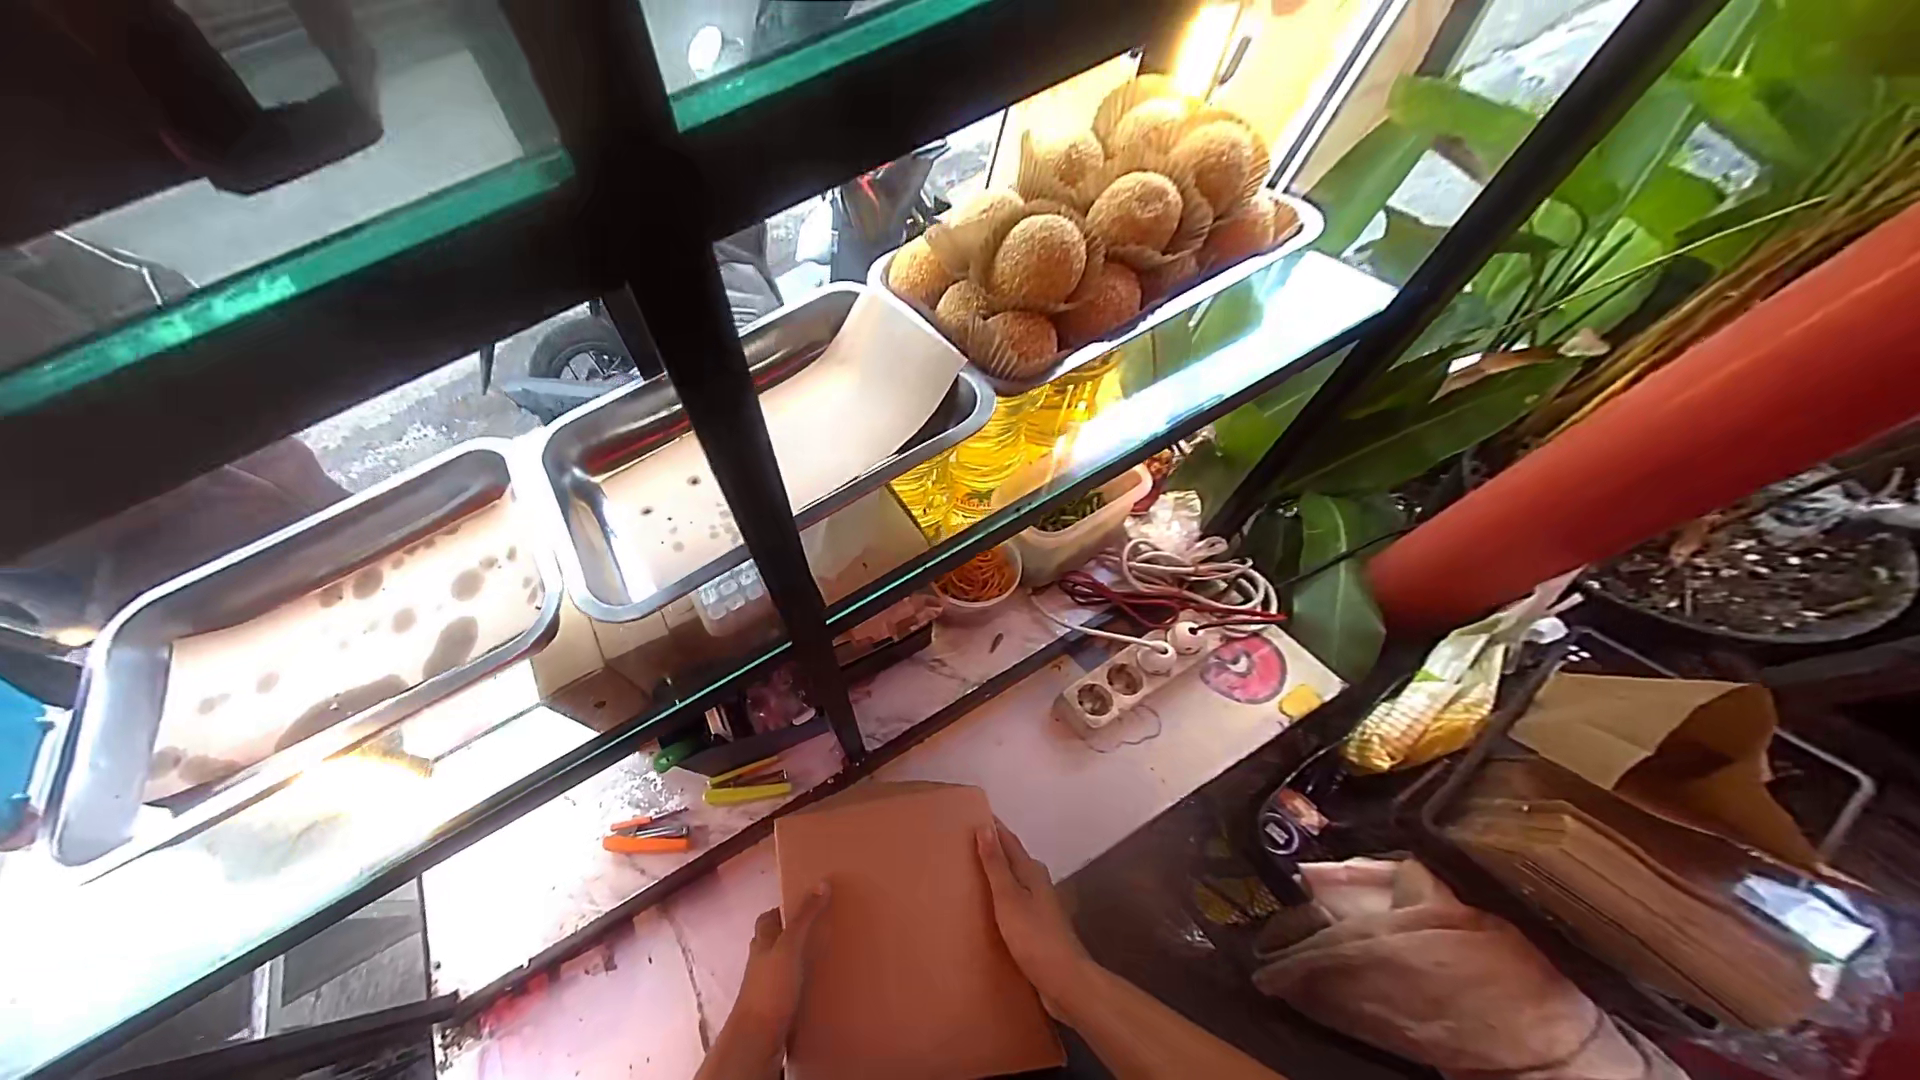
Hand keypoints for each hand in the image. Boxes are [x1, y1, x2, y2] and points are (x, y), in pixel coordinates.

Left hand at [731, 883, 830, 1037]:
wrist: (757, 1042)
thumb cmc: (770, 988)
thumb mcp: (790, 946)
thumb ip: (805, 917)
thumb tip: (821, 882)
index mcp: (762, 942)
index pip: (768, 918)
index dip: (782, 909)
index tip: (804, 902)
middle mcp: (761, 963)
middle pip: (775, 940)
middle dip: (794, 933)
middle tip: (821, 927)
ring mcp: (766, 988)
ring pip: (783, 966)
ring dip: (799, 961)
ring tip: (826, 955)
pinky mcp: (775, 1010)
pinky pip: (791, 990)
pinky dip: (803, 985)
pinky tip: (820, 986)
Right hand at [976, 823, 1093, 1006]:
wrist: (1066, 981)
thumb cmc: (1035, 937)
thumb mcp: (1009, 898)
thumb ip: (996, 864)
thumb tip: (985, 827)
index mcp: (1031, 870)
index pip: (1007, 840)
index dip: (990, 827)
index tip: (970, 815)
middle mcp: (1037, 882)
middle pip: (1011, 858)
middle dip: (991, 848)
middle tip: (964, 842)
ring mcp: (1040, 905)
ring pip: (1013, 880)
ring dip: (996, 874)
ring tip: (970, 873)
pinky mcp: (1038, 927)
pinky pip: (1014, 902)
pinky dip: (1000, 898)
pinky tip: (989, 909)